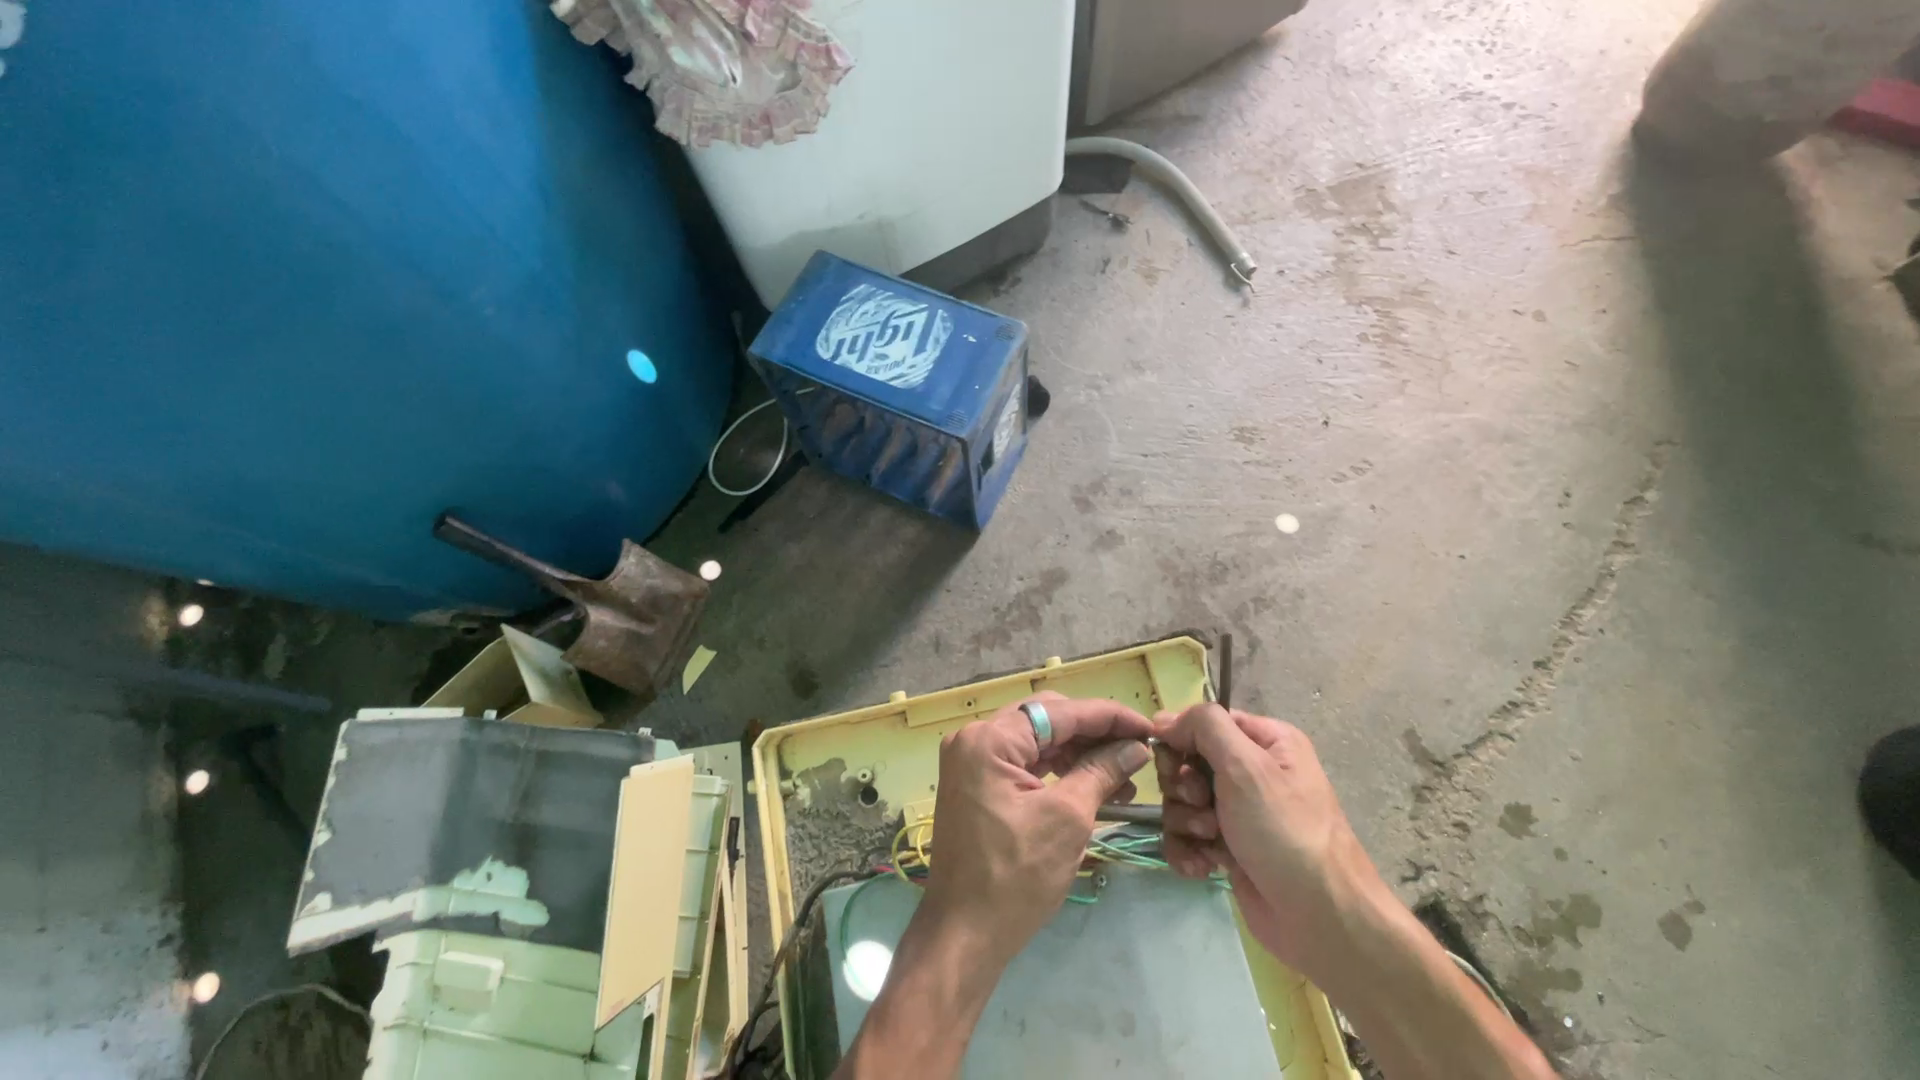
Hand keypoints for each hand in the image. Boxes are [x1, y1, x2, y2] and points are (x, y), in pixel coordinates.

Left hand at [922, 692, 1152, 962]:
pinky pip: (1025, 763)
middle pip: (1047, 720)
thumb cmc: (1015, 877)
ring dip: (1080, 753)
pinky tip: (1093, 785)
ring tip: (1124, 777)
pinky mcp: (977, 785)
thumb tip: (1136, 747)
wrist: (964, 933)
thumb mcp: (1067, 819)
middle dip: (1095, 733)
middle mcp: (975, 739)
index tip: (1150, 729)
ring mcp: (972, 762)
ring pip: (1038, 741)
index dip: (1110, 717)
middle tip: (1138, 752)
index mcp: (989, 739)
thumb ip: (1102, 771)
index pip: (1060, 712)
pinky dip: (1059, 771)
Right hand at [1152, 703, 1387, 980]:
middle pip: (1186, 762)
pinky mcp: (1226, 848)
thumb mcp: (1247, 767)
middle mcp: (1252, 772)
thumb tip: (1163, 718)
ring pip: (1181, 802)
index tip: (1177, 763)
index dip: (1182, 739)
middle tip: (1202, 806)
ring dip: (1186, 822)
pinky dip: (1188, 850)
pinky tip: (1204, 867)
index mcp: (1267, 741)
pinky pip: (1186, 836)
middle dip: (1184, 787)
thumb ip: (1204, 727)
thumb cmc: (1285, 832)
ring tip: (1211, 842)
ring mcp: (1238, 812)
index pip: (1205, 722)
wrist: (1318, 918)